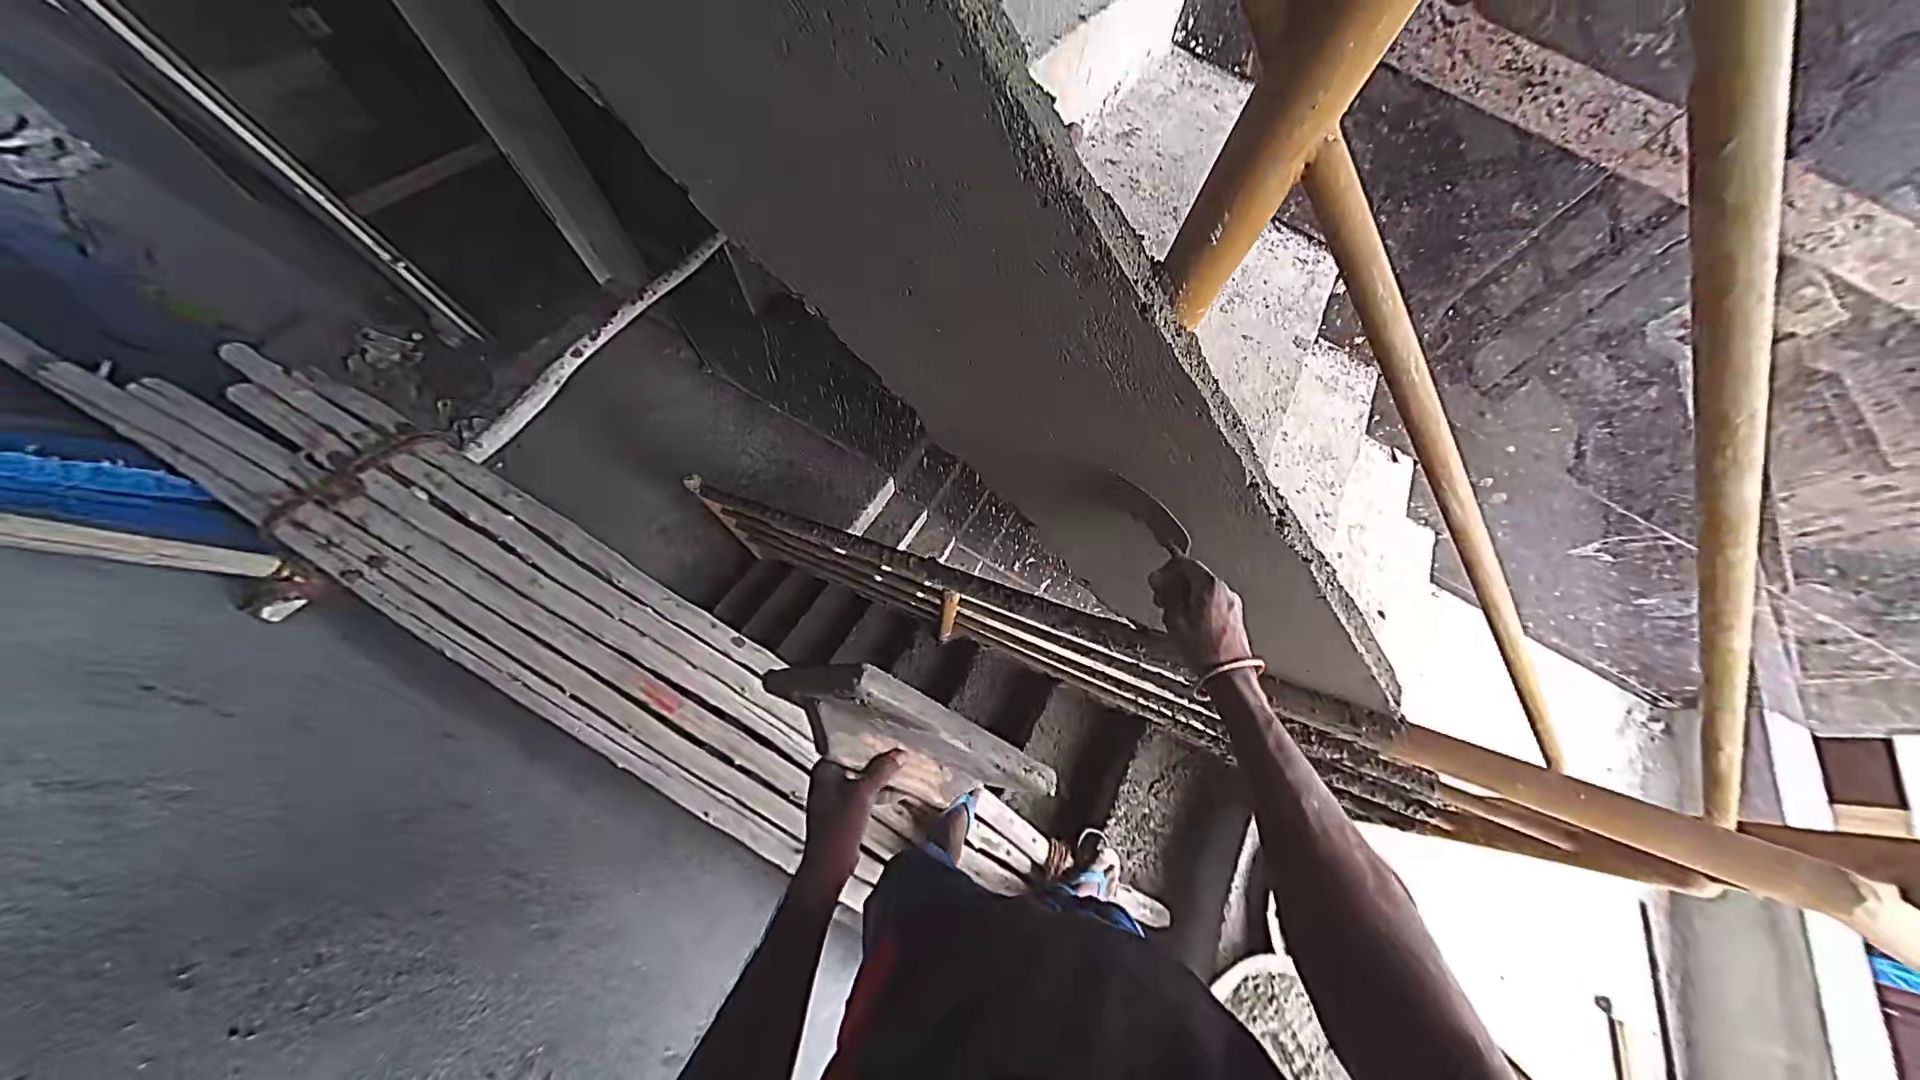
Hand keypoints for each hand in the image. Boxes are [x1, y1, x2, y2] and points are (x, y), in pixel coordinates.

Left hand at [792, 749, 903, 906]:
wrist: (831, 866)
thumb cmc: (838, 829)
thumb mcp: (864, 793)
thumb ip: (881, 770)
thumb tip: (899, 754)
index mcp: (823, 771)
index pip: (846, 746)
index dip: (866, 742)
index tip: (885, 738)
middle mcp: (825, 782)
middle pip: (854, 763)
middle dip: (875, 760)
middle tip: (895, 752)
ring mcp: (833, 798)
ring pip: (860, 779)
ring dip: (878, 776)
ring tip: (898, 768)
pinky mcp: (842, 813)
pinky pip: (862, 794)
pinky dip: (875, 791)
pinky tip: (892, 791)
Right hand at [1149, 555, 1253, 670]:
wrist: (1227, 673)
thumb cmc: (1203, 649)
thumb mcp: (1174, 617)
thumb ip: (1166, 592)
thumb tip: (1159, 578)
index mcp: (1210, 586)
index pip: (1185, 563)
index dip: (1166, 570)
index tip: (1157, 581)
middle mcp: (1224, 591)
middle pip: (1194, 575)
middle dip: (1175, 585)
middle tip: (1161, 598)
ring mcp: (1231, 603)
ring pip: (1202, 590)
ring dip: (1185, 597)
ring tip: (1173, 615)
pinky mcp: (1233, 616)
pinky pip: (1211, 602)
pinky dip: (1197, 607)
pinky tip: (1188, 624)